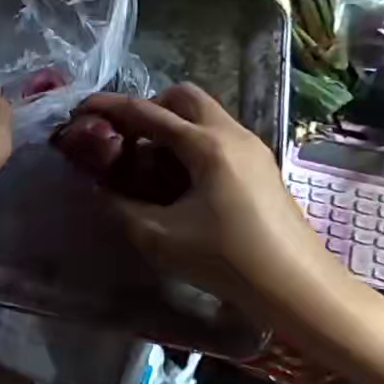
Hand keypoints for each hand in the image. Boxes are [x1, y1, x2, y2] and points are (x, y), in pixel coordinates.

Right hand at [72, 85, 347, 316]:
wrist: (298, 287)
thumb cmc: (228, 261)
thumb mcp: (162, 238)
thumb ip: (123, 208)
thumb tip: (102, 190)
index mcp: (205, 145)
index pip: (148, 112)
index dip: (112, 107)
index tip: (84, 107)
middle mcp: (231, 133)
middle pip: (184, 96)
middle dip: (150, 107)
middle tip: (129, 138)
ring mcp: (252, 146)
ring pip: (205, 113)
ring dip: (174, 124)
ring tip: (153, 162)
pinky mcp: (262, 164)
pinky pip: (220, 134)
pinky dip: (194, 141)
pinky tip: (184, 180)